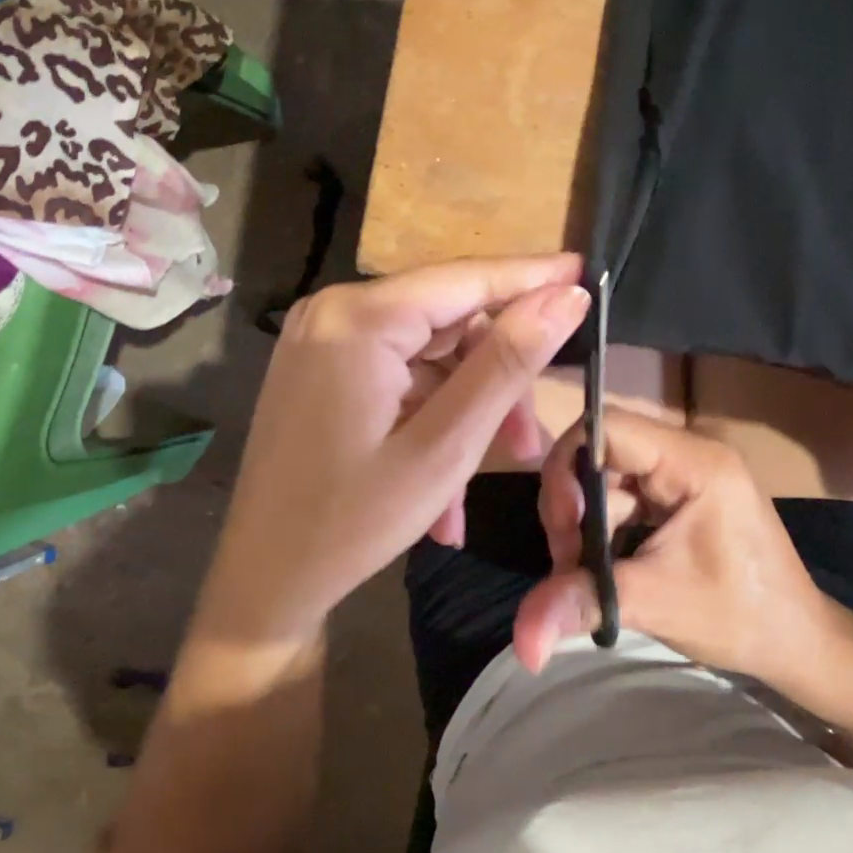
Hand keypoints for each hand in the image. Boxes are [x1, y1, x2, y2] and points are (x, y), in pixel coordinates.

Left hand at [195, 255, 588, 641]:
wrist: (264, 580)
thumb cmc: (351, 522)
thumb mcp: (444, 447)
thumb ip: (506, 365)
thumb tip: (568, 297)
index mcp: (360, 319)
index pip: (465, 279)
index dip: (532, 277)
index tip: (588, 273)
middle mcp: (335, 313)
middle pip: (447, 322)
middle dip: (496, 380)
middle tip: (529, 446)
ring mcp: (322, 341)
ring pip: (427, 357)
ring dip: (465, 415)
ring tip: (478, 486)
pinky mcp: (320, 371)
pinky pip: (397, 380)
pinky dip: (429, 423)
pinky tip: (441, 494)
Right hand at [517, 408, 852, 728]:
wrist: (796, 642)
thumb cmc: (741, 616)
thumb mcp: (655, 604)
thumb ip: (583, 602)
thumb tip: (522, 640)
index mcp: (694, 461)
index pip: (607, 427)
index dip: (568, 467)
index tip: (563, 526)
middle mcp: (687, 454)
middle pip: (600, 452)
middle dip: (571, 505)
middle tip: (566, 560)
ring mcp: (682, 475)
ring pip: (604, 479)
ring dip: (583, 526)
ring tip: (579, 576)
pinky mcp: (677, 498)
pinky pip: (620, 499)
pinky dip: (600, 532)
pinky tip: (599, 570)